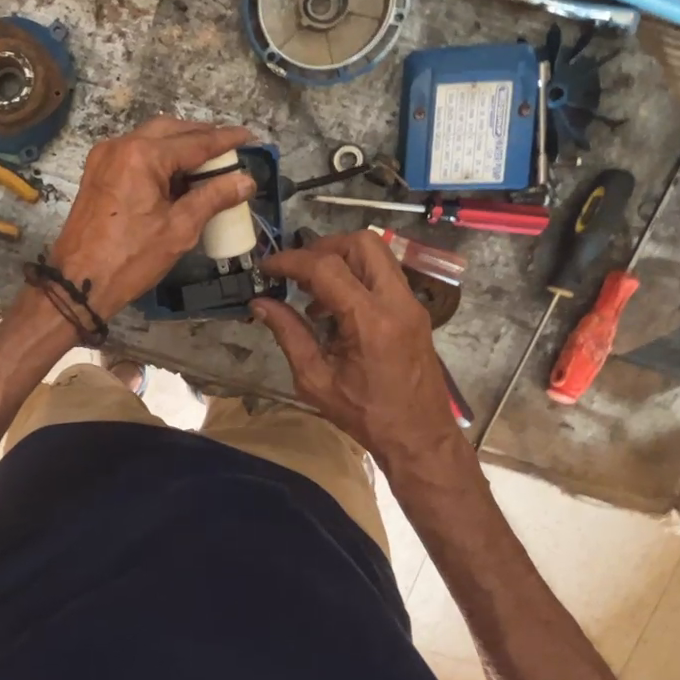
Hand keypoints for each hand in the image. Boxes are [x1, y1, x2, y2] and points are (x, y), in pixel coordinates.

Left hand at [48, 118, 255, 318]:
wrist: (78, 284)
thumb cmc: (129, 259)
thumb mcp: (179, 229)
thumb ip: (213, 198)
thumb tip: (245, 180)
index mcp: (141, 155)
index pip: (194, 141)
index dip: (225, 140)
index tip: (250, 137)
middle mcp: (120, 146)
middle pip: (170, 131)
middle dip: (201, 138)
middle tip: (230, 150)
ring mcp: (104, 159)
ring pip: (150, 139)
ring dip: (180, 147)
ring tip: (208, 163)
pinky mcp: (97, 174)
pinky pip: (134, 154)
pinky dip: (159, 159)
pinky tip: (178, 176)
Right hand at [250, 232, 464, 469]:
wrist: (419, 437)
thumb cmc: (365, 415)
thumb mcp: (315, 380)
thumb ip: (288, 335)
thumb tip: (260, 303)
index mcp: (370, 321)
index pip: (326, 268)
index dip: (291, 261)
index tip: (266, 268)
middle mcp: (397, 301)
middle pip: (361, 243)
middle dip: (322, 248)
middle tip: (295, 271)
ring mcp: (411, 303)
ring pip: (376, 253)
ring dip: (340, 260)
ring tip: (310, 290)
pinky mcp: (414, 311)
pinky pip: (383, 275)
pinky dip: (355, 276)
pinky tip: (332, 308)